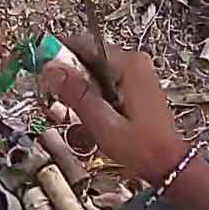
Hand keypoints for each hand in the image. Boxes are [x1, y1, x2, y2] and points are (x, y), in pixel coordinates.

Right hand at [39, 37, 188, 182]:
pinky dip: (93, 96)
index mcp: (129, 65)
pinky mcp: (135, 85)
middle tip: (54, 98)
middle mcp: (134, 62)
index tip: (40, 66)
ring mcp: (137, 73)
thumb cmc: (141, 147)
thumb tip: (50, 68)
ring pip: (95, 71)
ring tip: (74, 113)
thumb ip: (77, 94)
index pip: (86, 45)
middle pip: (89, 57)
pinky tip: (90, 116)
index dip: (59, 53)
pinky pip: (105, 82)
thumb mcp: (103, 122)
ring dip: (80, 89)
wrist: (168, 164)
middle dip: (69, 76)